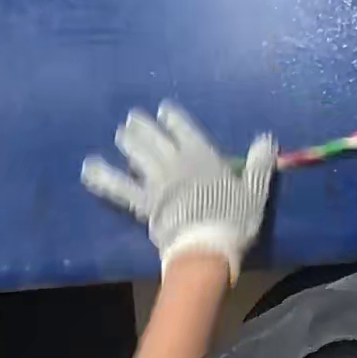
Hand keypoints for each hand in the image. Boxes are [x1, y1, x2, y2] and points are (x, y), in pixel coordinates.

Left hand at [82, 101, 274, 274]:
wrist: (208, 247)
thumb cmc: (235, 219)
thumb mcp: (255, 191)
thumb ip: (259, 164)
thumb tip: (267, 139)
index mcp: (203, 157)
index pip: (185, 130)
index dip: (174, 119)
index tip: (164, 110)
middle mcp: (176, 163)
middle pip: (156, 139)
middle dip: (144, 127)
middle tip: (132, 118)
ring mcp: (157, 181)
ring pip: (138, 155)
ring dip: (129, 143)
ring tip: (120, 133)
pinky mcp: (143, 201)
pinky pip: (119, 187)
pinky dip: (103, 177)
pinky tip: (89, 168)